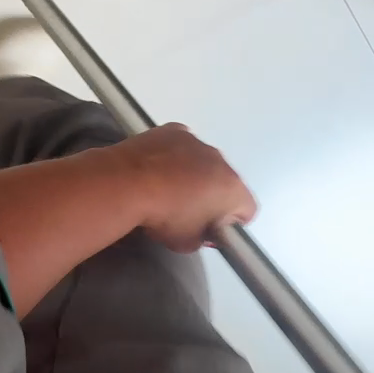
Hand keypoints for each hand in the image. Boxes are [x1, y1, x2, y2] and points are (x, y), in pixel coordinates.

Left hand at [109, 124, 256, 252]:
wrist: (126, 182)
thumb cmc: (162, 216)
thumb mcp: (188, 242)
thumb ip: (204, 236)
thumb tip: (201, 228)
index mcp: (233, 189)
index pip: (247, 210)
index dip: (230, 222)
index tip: (211, 227)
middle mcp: (220, 160)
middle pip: (225, 181)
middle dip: (212, 194)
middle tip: (186, 209)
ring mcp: (195, 141)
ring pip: (203, 161)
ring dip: (192, 172)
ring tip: (165, 186)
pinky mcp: (172, 129)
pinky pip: (181, 145)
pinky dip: (173, 154)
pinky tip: (155, 166)